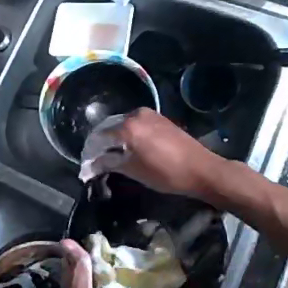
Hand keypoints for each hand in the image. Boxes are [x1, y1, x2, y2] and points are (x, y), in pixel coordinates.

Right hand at [91, 109, 226, 201]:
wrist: (201, 169)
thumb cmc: (165, 172)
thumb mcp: (134, 170)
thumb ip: (108, 164)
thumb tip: (89, 167)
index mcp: (127, 126)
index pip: (99, 137)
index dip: (91, 152)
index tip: (86, 167)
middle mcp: (136, 114)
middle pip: (110, 128)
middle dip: (101, 145)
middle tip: (96, 163)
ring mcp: (150, 115)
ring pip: (124, 126)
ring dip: (115, 140)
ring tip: (111, 158)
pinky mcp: (160, 119)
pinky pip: (137, 125)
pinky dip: (129, 136)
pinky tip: (129, 149)